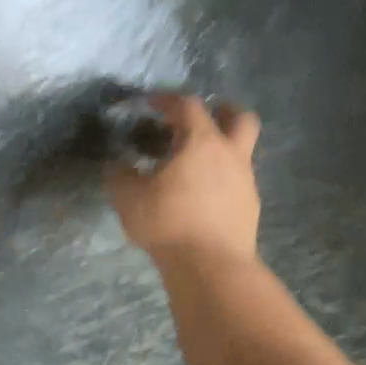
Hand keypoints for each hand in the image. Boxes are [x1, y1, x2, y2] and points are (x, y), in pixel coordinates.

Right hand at [107, 93, 261, 262]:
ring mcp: (245, 181)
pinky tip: (195, 191)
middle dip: (220, 111)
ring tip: (186, 162)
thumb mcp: (127, 195)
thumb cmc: (167, 220)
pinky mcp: (248, 205)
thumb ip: (119, 173)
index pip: (188, 106)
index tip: (148, 103)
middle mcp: (230, 155)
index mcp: (201, 144)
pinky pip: (235, 177)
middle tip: (195, 119)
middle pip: (240, 118)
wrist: (211, 264)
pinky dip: (217, 174)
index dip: (167, 99)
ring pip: (239, 150)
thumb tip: (117, 164)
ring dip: (217, 147)